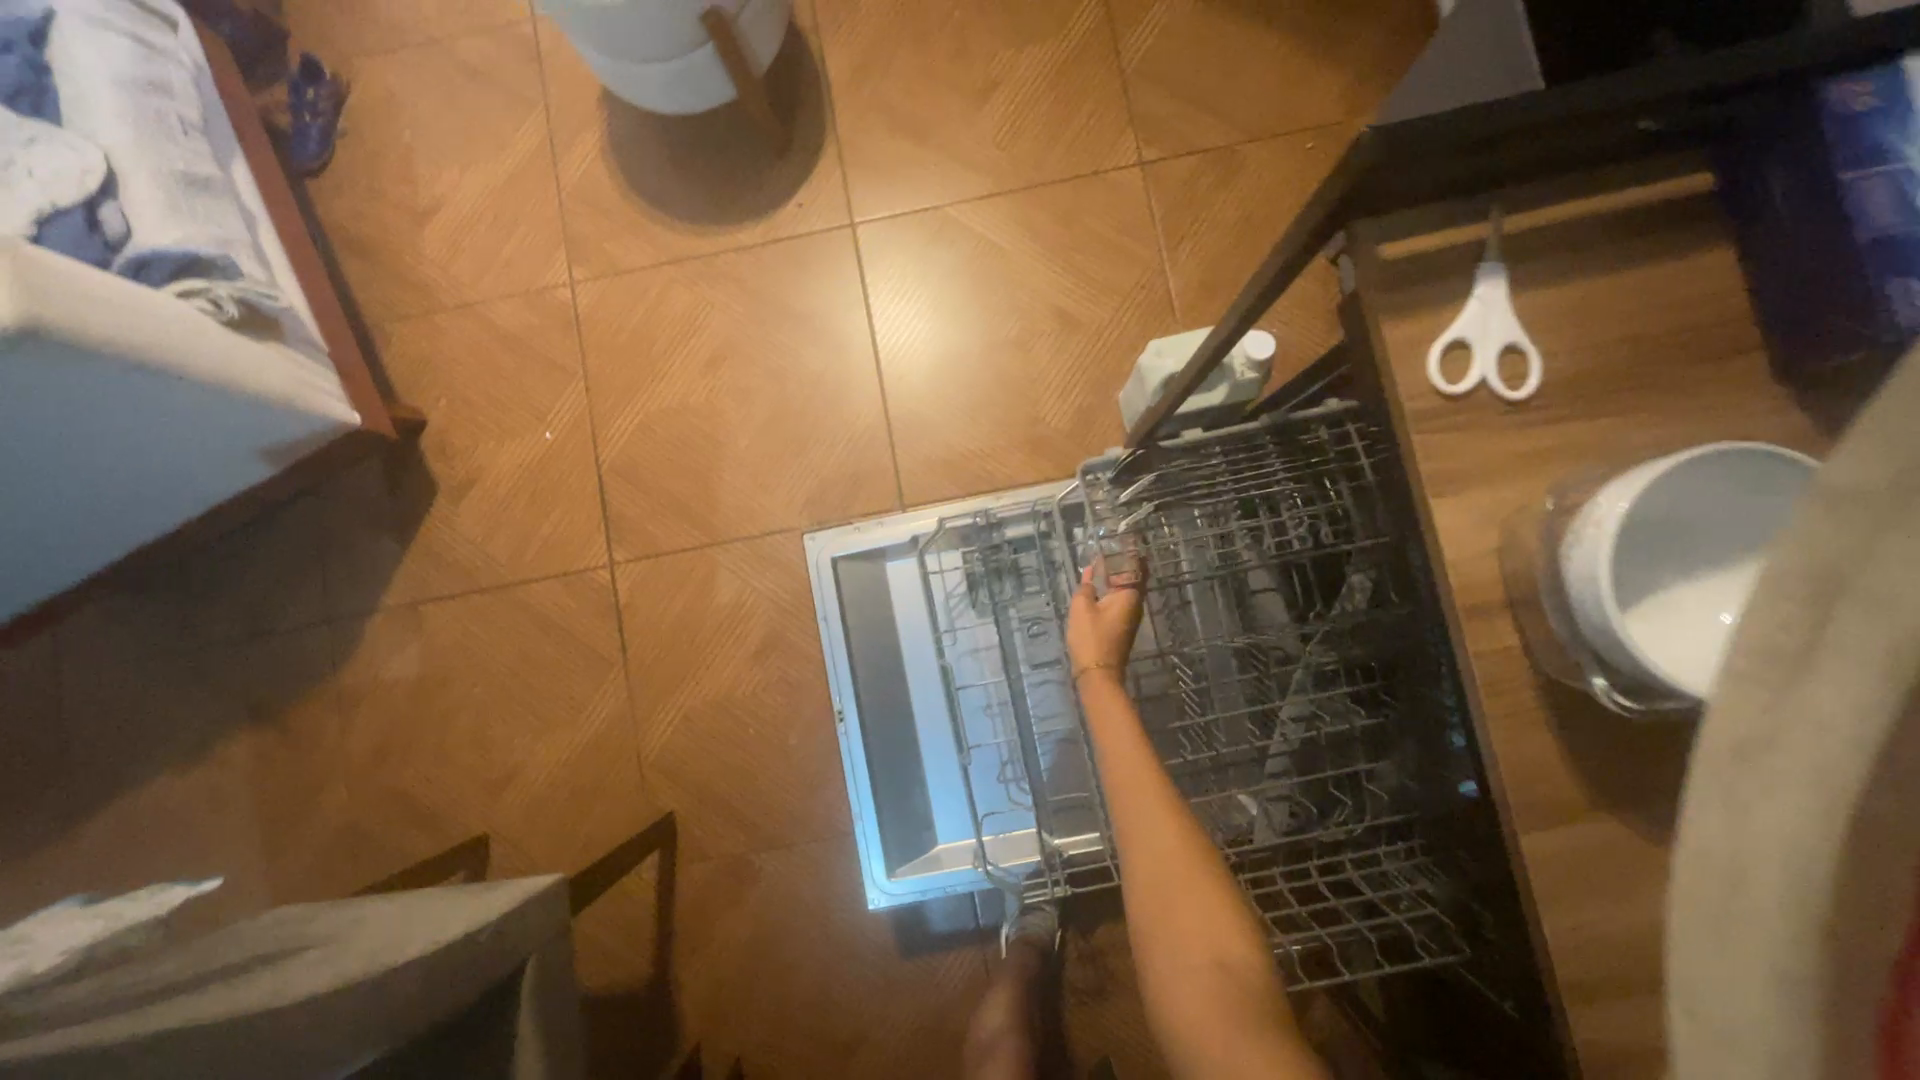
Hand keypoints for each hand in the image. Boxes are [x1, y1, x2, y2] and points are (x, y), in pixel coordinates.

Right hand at [1067, 556, 1145, 684]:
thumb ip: (1086, 588)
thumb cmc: (1091, 638)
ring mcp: (1129, 617)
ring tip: (1102, 561)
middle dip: (1122, 562)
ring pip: (1124, 589)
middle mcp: (1134, 604)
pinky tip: (1097, 585)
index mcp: (1130, 595)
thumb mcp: (1082, 608)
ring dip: (1115, 576)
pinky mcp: (1120, 626)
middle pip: (1132, 577)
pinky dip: (1110, 590)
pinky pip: (1118, 600)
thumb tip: (1091, 576)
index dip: (1131, 552)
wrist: (1098, 675)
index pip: (1135, 566)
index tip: (1126, 538)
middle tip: (1110, 546)